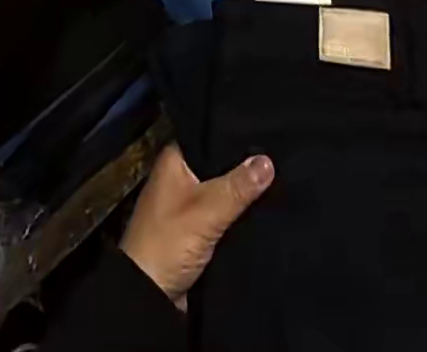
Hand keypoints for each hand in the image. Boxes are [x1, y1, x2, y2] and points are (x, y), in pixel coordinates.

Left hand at [119, 145, 273, 308]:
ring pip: (225, 185)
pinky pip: (225, 207)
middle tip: (280, 149)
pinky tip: (265, 199)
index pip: (210, 132)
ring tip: (279, 170)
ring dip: (244, 186)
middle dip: (246, 160)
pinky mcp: (197, 226)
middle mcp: (181, 175)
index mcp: (174, 160)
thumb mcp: (206, 211)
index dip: (237, 129)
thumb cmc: (167, 244)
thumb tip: (269, 161)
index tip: (266, 124)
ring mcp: (189, 202)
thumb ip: (238, 186)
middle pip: (221, 160)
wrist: (146, 302)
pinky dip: (240, 206)